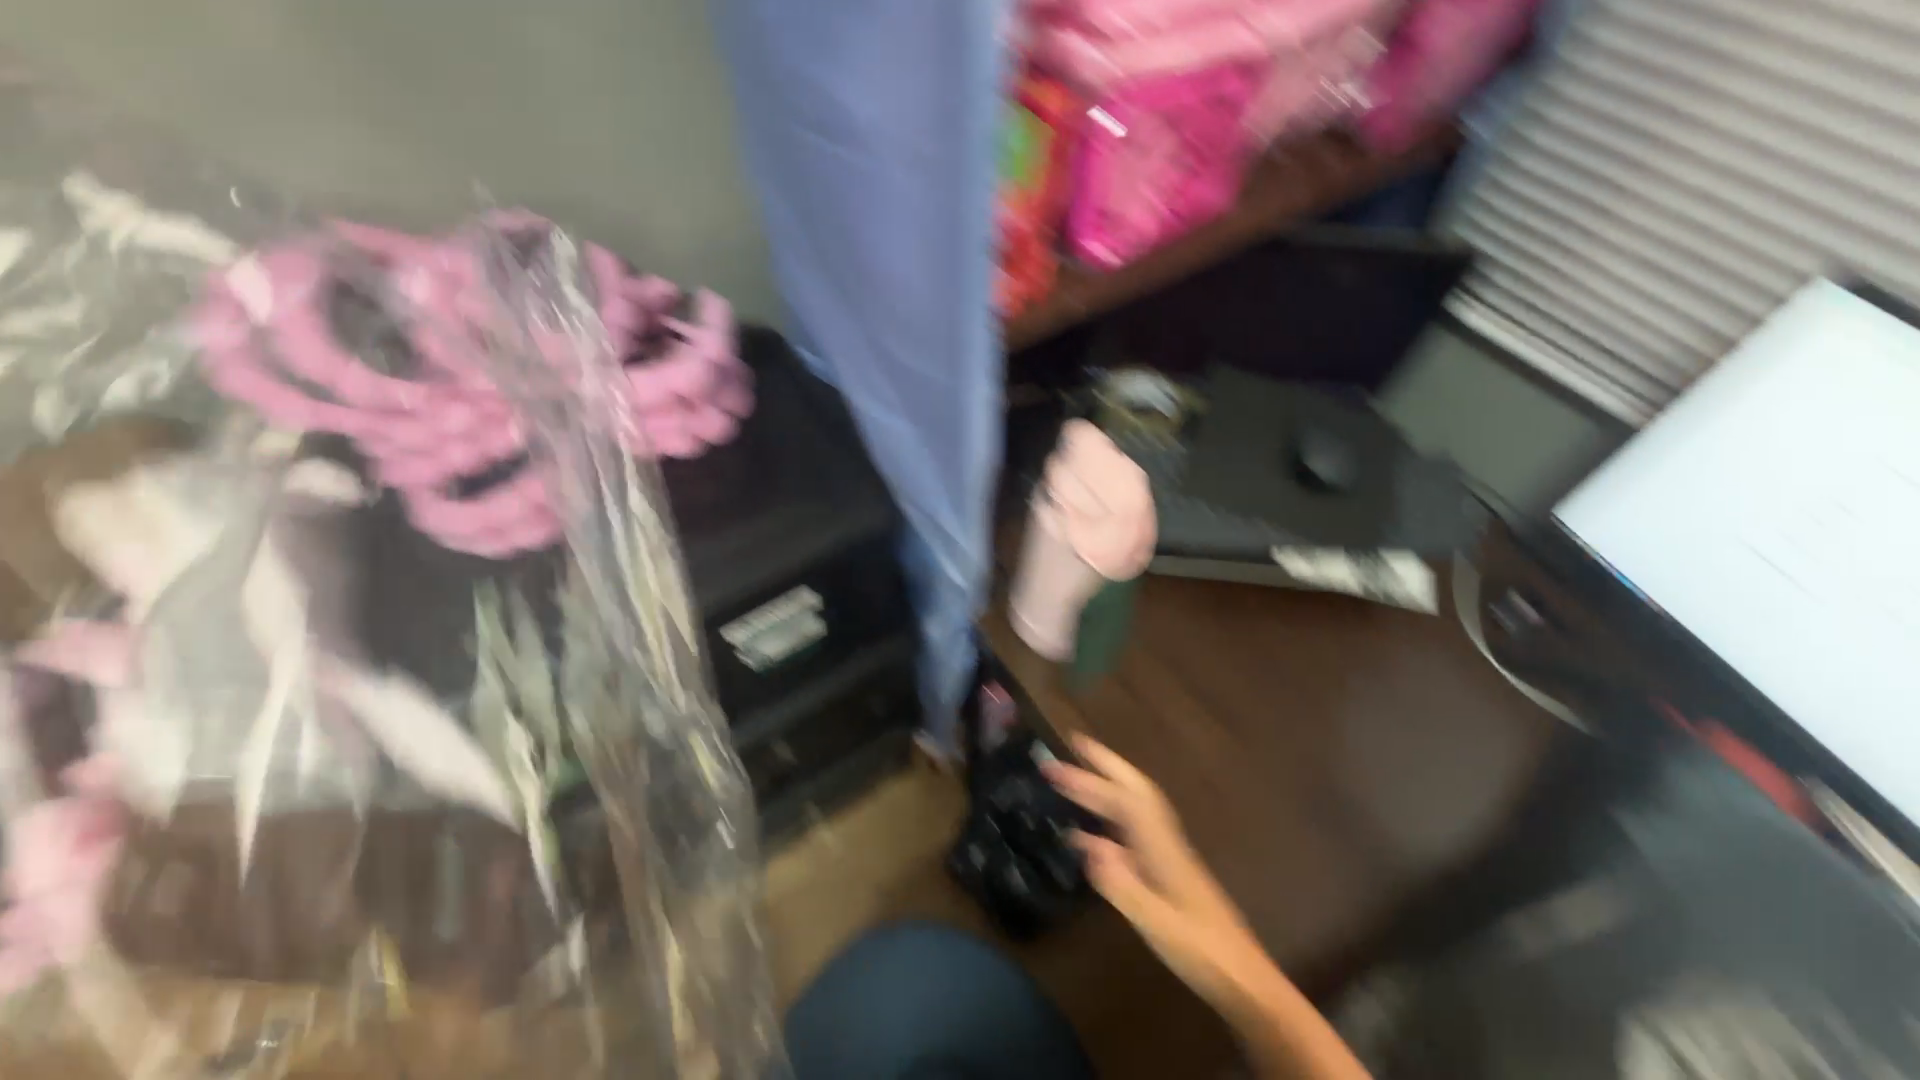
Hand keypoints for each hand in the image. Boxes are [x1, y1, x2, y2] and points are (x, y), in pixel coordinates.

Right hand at [1041, 735, 1277, 1009]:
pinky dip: (1106, 830)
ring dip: (1103, 795)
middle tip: (1068, 752)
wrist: (1244, 980)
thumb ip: (1122, 885)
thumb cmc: (1202, 952)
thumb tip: (1086, 844)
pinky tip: (1086, 840)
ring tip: (1069, 786)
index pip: (1126, 798)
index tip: (1072, 745)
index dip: (1098, 771)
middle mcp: (1165, 844)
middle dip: (1101, 770)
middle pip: (1133, 795)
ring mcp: (1167, 859)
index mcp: (1163, 849)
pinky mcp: (1166, 876)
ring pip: (1132, 814)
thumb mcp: (1157, 923)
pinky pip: (1130, 839)